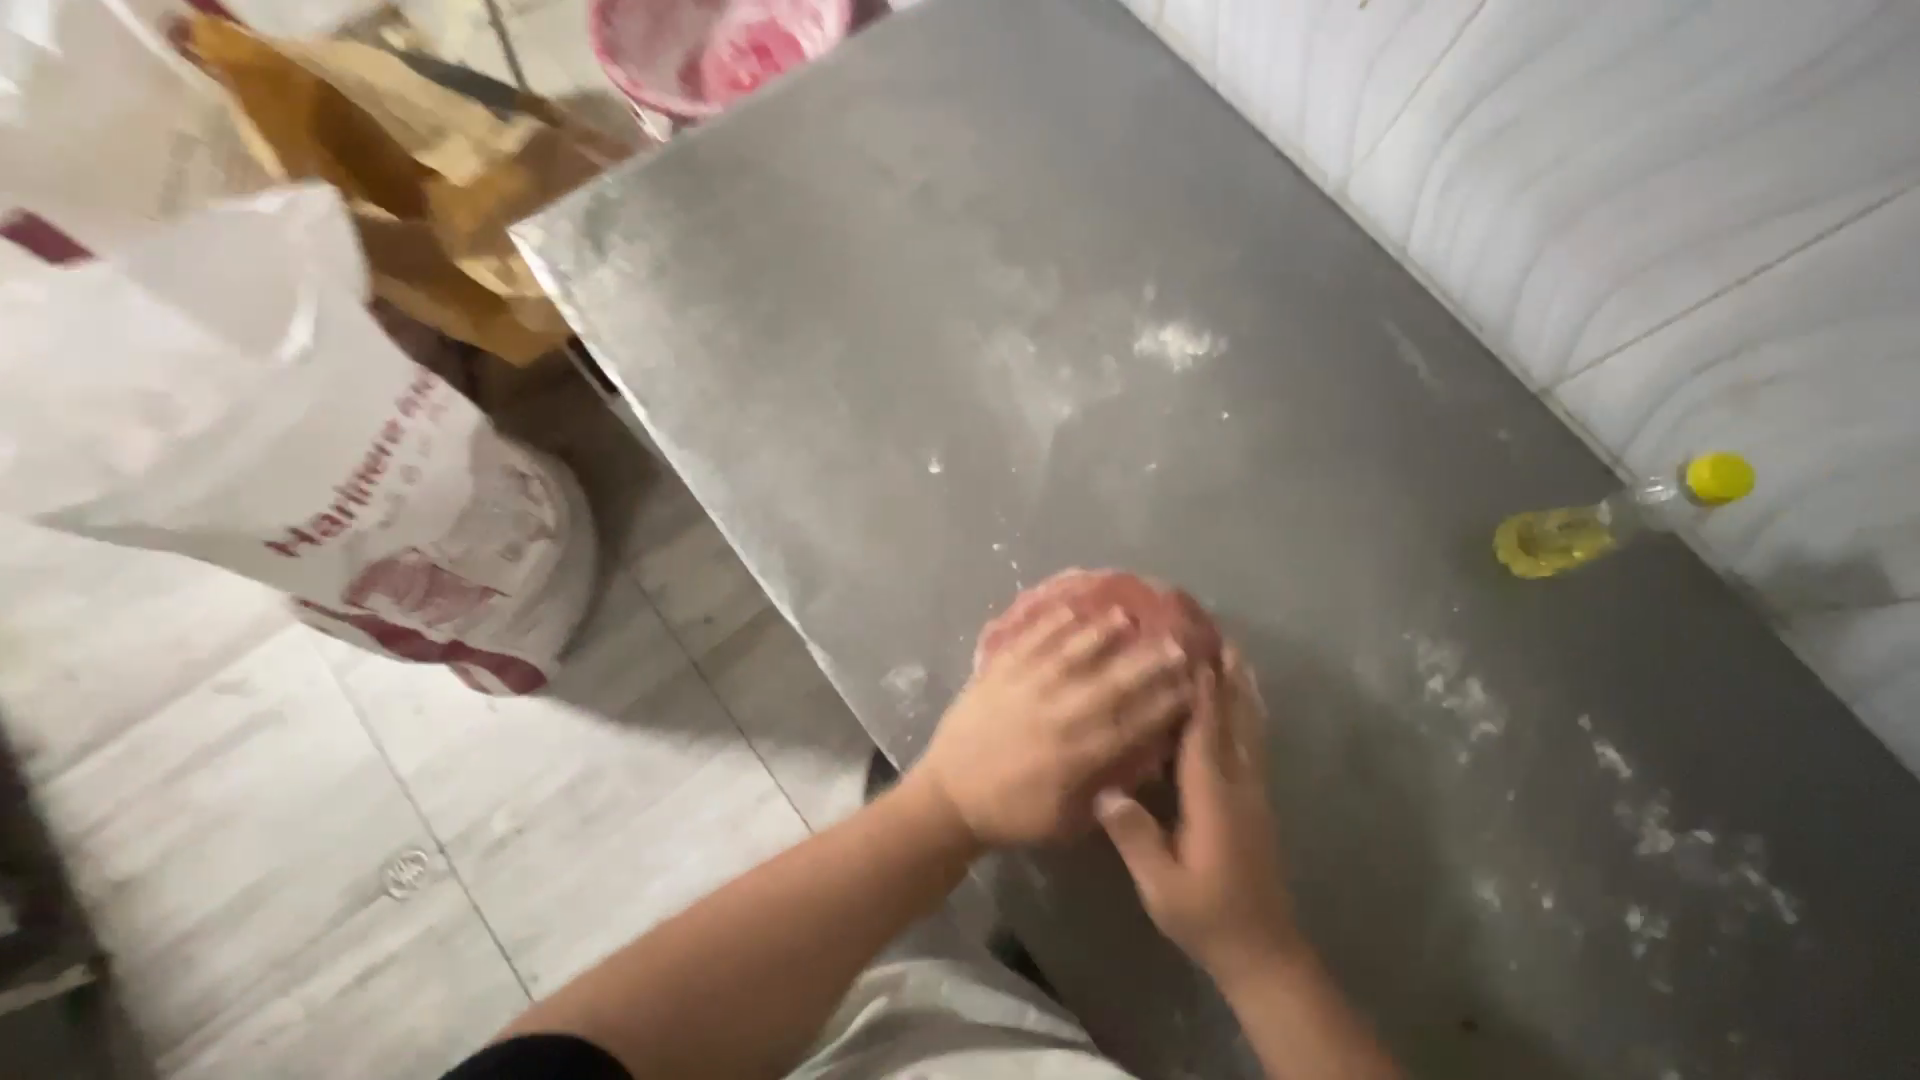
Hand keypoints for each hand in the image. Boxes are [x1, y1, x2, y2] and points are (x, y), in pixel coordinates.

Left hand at [910, 606, 1194, 847]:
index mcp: (1077, 756)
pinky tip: (1071, 607)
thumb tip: (1141, 765)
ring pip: (1070, 654)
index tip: (1194, 684)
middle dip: (1148, 663)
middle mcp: (1057, 716)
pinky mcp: (998, 673)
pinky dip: (1050, 623)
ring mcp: (1025, 688)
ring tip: (1128, 615)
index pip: (1133, 724)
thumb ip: (1105, 793)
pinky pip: (1028, 642)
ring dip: (1101, 633)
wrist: (949, 798)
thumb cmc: (1013, 815)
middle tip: (1177, 642)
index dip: (1167, 703)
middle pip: (1111, 683)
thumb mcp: (1067, 820)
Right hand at [1096, 650, 1297, 980]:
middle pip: (1234, 718)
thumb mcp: (1161, 885)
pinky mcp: (1256, 803)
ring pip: (1250, 728)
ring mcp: (1253, 793)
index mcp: (1213, 799)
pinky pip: (1253, 743)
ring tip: (1234, 652)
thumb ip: (1136, 836)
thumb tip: (1105, 789)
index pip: (1204, 732)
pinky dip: (1248, 714)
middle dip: (1225, 674)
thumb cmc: (1207, 917)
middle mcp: (1239, 785)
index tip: (1189, 647)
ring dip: (1242, 688)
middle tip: (1216, 632)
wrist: (1262, 950)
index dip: (1198, 688)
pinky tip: (1243, 704)